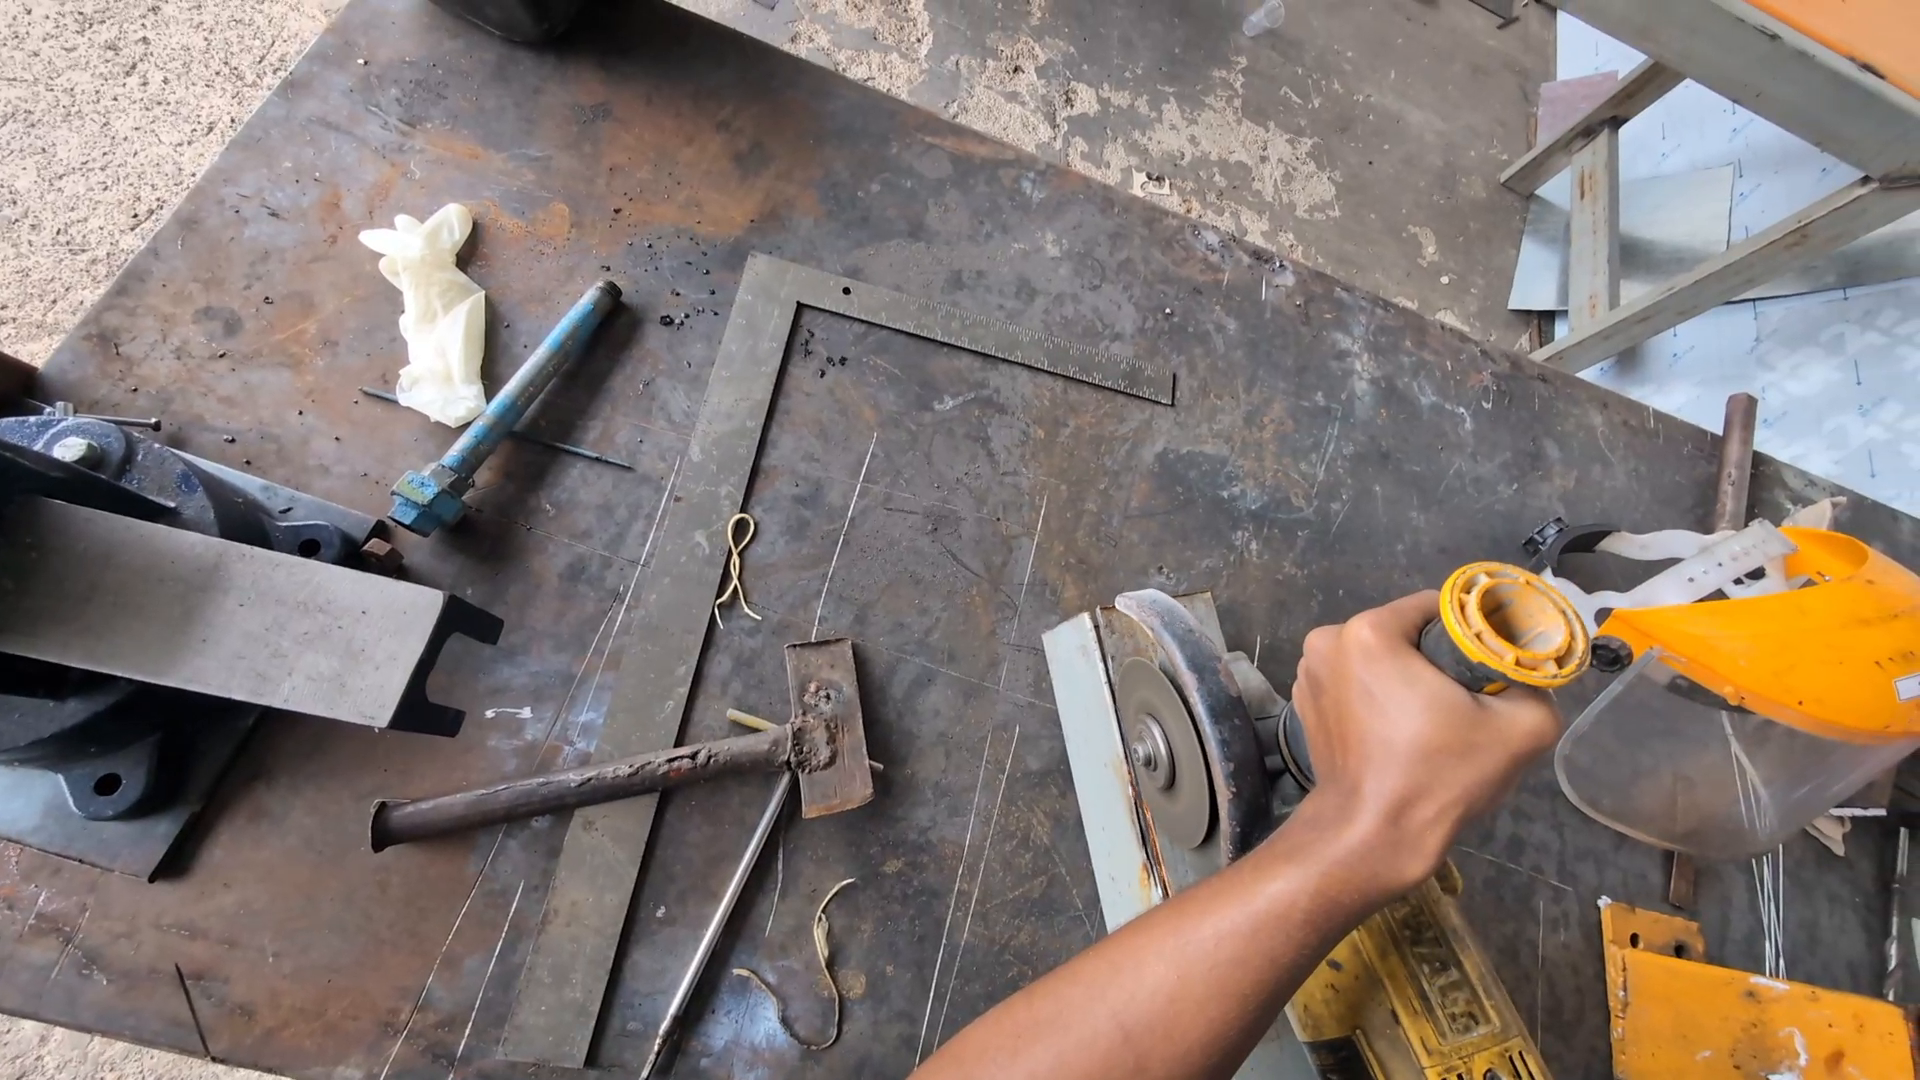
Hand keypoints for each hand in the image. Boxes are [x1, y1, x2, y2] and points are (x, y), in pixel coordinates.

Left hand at [1289, 590, 1561, 894]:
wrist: (1371, 830)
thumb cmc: (1439, 774)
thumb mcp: (1521, 727)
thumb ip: (1534, 685)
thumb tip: (1525, 674)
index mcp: (1368, 632)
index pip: (1433, 607)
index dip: (1469, 629)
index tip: (1490, 662)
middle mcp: (1326, 640)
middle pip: (1400, 631)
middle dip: (1434, 655)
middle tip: (1465, 695)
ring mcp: (1308, 671)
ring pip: (1374, 656)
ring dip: (1402, 675)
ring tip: (1431, 716)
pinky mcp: (1303, 700)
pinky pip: (1352, 680)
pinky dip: (1375, 693)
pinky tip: (1397, 727)